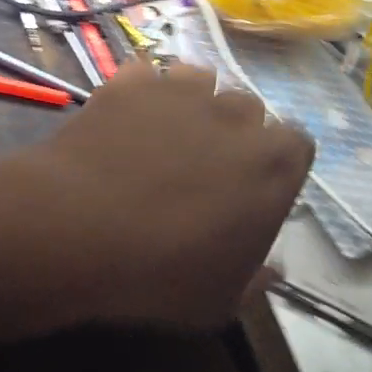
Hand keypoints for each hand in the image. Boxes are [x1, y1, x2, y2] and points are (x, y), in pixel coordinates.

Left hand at [12, 67, 312, 329]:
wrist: (77, 227)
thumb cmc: (158, 271)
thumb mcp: (221, 299)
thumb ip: (253, 278)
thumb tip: (270, 269)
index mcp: (273, 166)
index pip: (295, 145)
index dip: (272, 162)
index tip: (248, 183)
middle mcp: (233, 117)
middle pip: (245, 107)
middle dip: (229, 127)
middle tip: (198, 160)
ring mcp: (176, 92)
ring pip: (196, 78)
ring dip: (186, 99)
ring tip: (160, 129)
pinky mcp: (125, 83)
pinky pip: (141, 72)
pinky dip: (135, 88)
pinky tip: (120, 112)